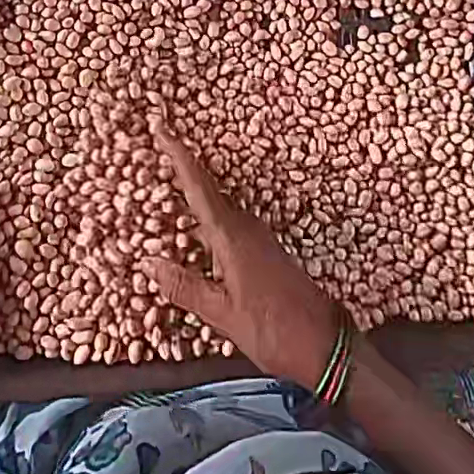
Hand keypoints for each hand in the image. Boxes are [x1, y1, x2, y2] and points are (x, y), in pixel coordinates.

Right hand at [144, 122, 342, 389]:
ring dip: (192, 195)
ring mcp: (256, 236)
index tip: (162, 127)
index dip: (177, 155)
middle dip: (180, 169)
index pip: (197, 186)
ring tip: (164, 189)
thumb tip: (148, 262)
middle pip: (206, 189)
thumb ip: (184, 286)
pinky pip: (226, 223)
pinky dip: (204, 219)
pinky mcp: (262, 249)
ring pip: (216, 206)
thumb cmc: (272, 330)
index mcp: (231, 236)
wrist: (326, 345)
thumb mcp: (221, 314)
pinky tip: (192, 232)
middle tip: (156, 148)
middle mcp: (244, 227)